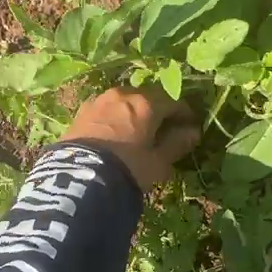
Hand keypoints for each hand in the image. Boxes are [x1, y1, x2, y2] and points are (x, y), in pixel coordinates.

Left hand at [62, 87, 198, 189]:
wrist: (79, 177)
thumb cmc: (127, 168)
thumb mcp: (157, 162)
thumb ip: (176, 144)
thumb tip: (192, 132)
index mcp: (146, 103)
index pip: (174, 103)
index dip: (185, 115)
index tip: (190, 128)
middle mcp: (123, 94)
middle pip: (147, 98)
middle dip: (158, 112)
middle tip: (163, 130)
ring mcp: (99, 101)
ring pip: (124, 102)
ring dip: (134, 114)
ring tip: (138, 132)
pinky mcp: (81, 112)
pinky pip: (106, 111)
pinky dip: (115, 119)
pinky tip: (115, 134)